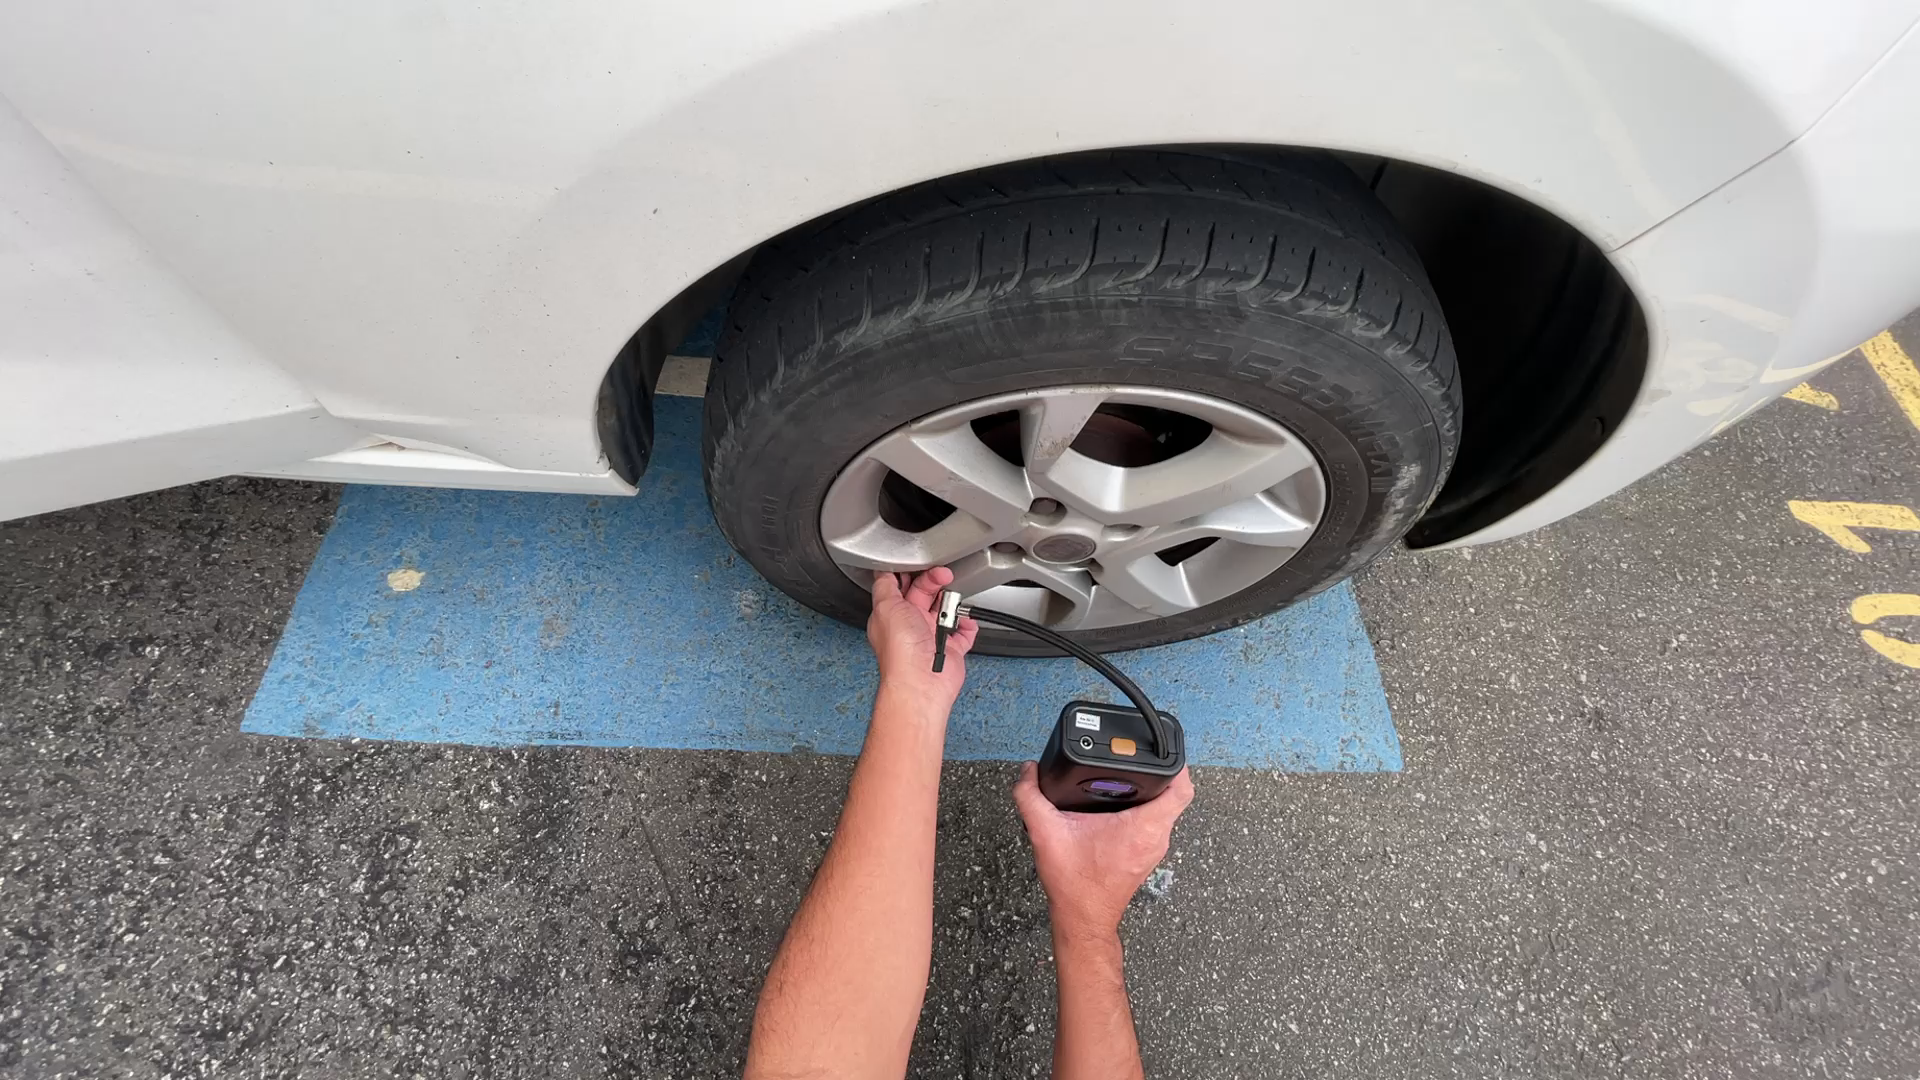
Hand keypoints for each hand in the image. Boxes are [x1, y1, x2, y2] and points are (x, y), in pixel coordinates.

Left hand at [867, 568, 977, 703]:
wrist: (921, 682)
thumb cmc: (900, 650)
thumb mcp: (885, 606)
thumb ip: (884, 585)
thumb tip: (883, 571)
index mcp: (892, 614)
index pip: (902, 587)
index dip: (912, 574)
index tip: (923, 565)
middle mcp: (911, 625)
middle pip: (926, 594)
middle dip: (936, 583)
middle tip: (944, 576)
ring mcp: (931, 637)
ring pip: (946, 610)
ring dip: (953, 604)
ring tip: (952, 605)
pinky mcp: (950, 650)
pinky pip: (963, 632)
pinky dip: (967, 625)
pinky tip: (965, 621)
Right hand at [1011, 763, 1193, 940]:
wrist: (1083, 919)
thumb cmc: (1075, 885)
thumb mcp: (1045, 834)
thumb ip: (1030, 797)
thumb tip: (1028, 770)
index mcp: (1141, 828)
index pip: (1181, 789)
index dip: (1178, 763)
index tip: (1163, 748)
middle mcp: (1155, 837)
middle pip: (1176, 793)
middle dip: (1162, 769)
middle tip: (1141, 754)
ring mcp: (1153, 846)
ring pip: (1167, 807)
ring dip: (1155, 788)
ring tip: (1132, 771)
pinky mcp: (1146, 851)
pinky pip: (1157, 819)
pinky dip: (1146, 804)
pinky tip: (1123, 798)